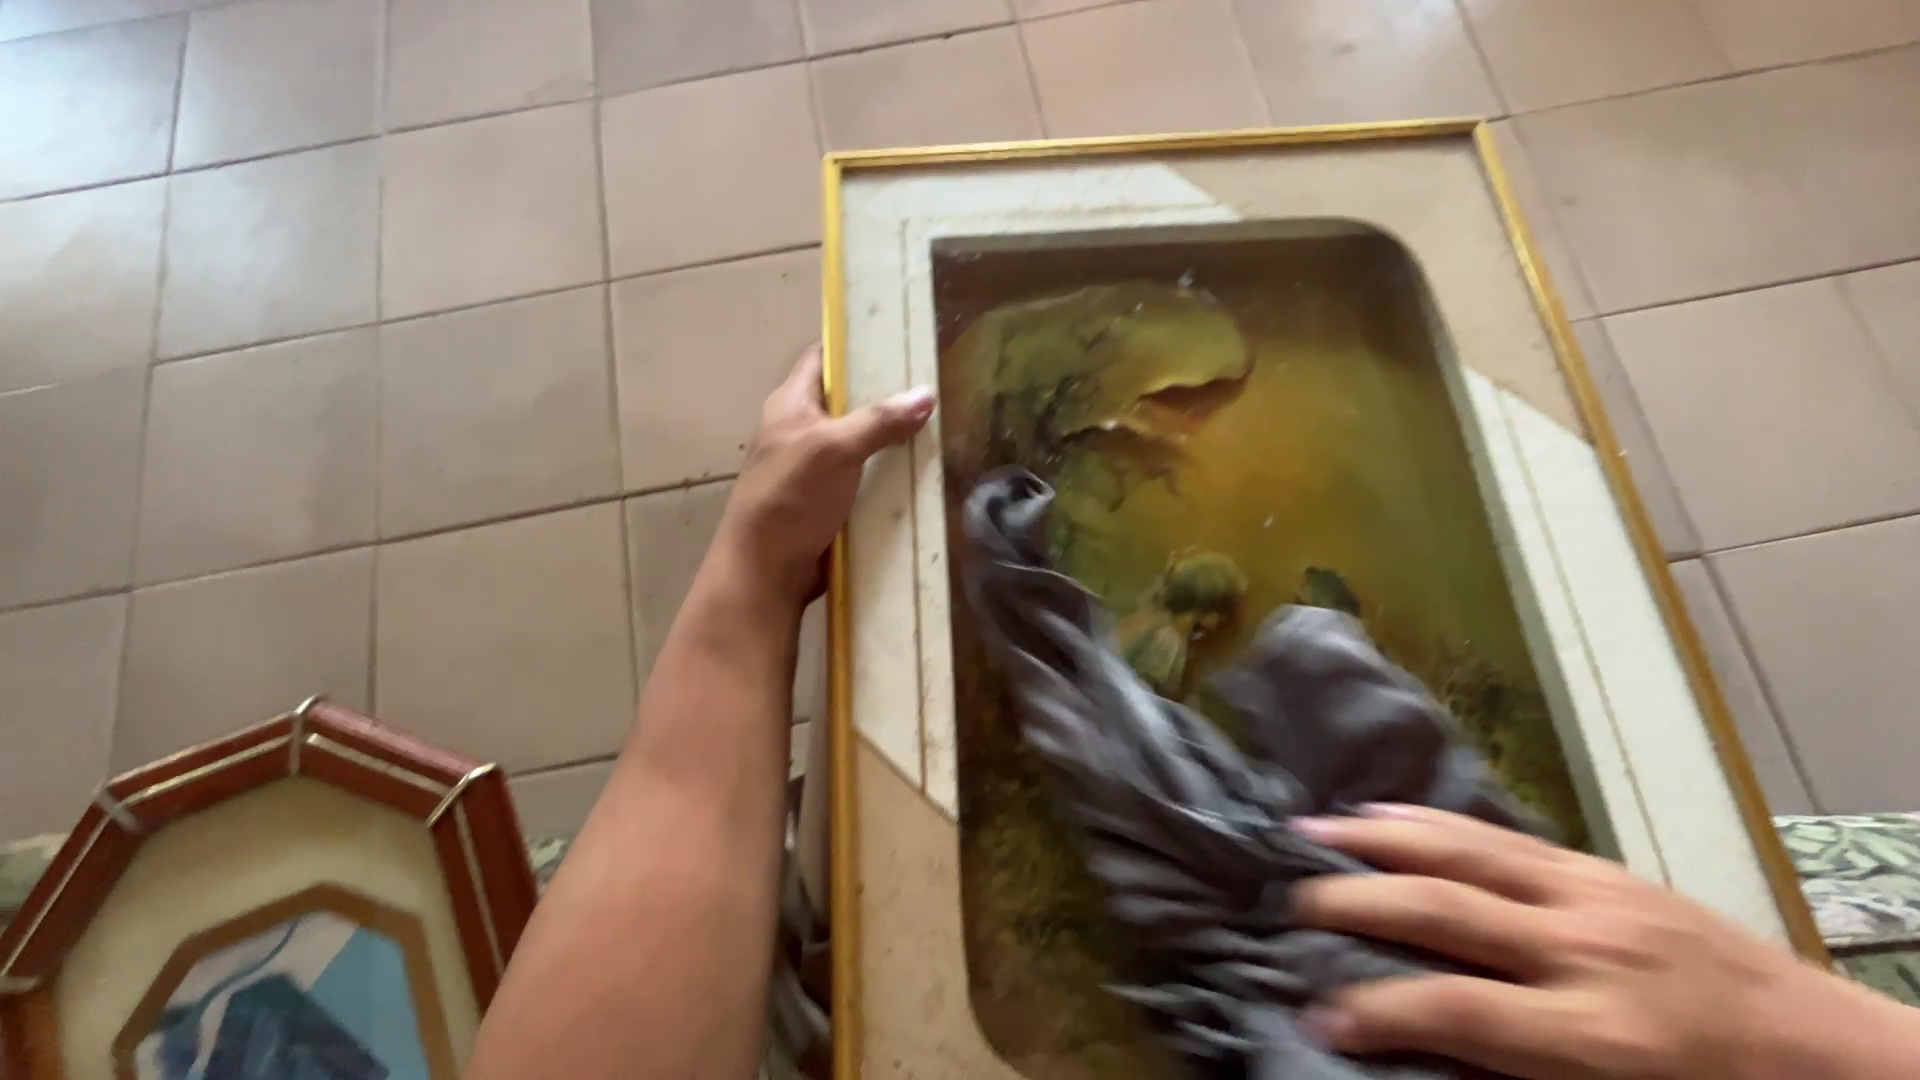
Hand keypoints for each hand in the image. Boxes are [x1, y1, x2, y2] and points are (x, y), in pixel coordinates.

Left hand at [715, 344, 934, 606]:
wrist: (766, 570)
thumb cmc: (790, 498)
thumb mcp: (833, 449)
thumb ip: (879, 421)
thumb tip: (926, 395)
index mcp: (789, 405)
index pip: (821, 359)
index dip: (853, 347)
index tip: (897, 342)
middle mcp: (799, 431)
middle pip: (845, 402)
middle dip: (884, 396)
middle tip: (931, 387)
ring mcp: (813, 468)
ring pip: (858, 443)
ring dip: (890, 439)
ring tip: (936, 427)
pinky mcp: (827, 501)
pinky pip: (862, 478)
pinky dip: (886, 475)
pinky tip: (919, 473)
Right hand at [1290, 804, 1919, 1079]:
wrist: (1851, 1063)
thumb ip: (1519, 1066)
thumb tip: (1418, 1040)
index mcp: (1600, 1036)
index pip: (1456, 1009)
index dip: (1375, 1010)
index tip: (1316, 1015)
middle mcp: (1584, 951)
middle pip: (1442, 911)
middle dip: (1353, 902)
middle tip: (1290, 903)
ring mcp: (1592, 896)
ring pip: (1461, 853)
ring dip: (1375, 840)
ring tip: (1310, 830)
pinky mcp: (1600, 869)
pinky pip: (1498, 835)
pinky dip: (1428, 822)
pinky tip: (1381, 812)